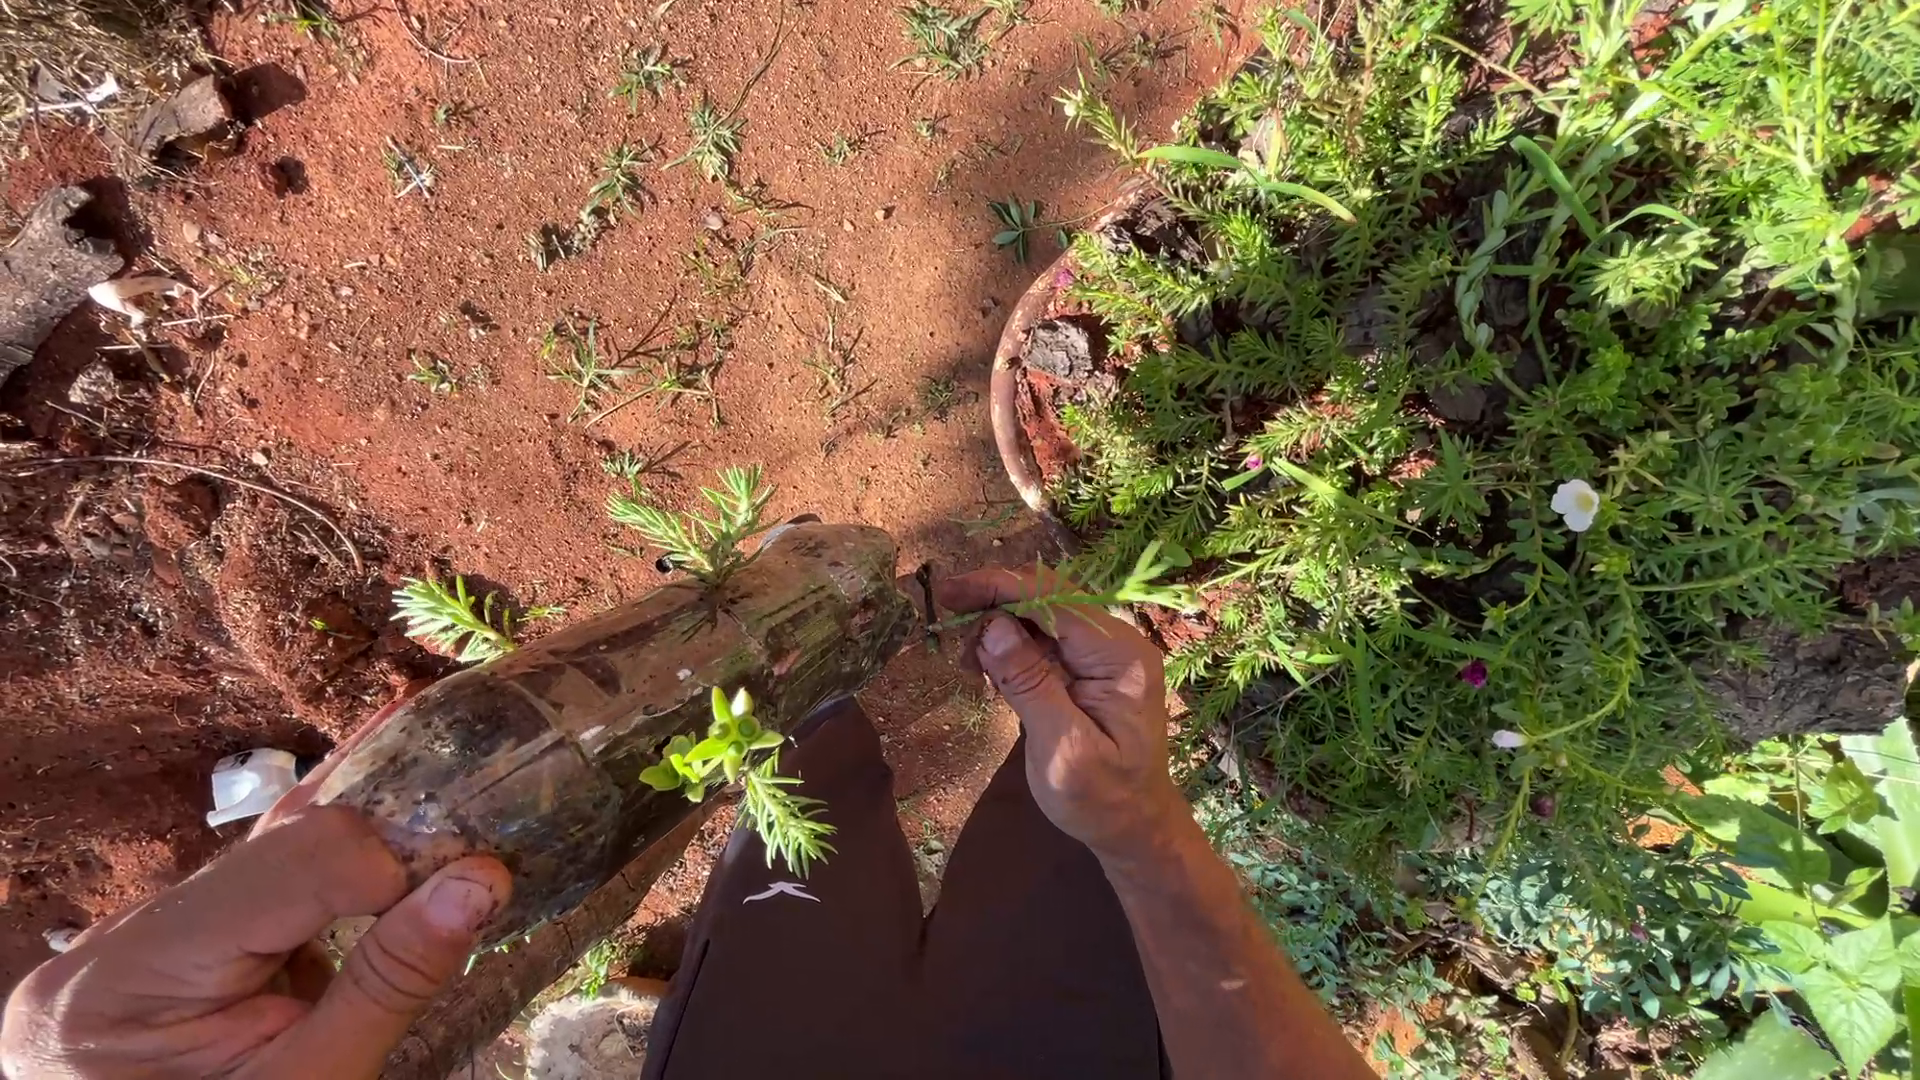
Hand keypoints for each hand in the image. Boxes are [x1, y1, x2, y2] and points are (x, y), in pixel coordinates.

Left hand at [1, 806, 509, 1079]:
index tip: (468, 899)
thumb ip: (391, 982)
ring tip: (454, 865)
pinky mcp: (201, 922)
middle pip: (298, 836)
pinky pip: (292, 860)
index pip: (303, 860)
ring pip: (298, 835)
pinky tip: (414, 835)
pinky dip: (360, 852)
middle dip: (400, 849)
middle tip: (472, 879)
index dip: (400, 867)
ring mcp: (163, 920)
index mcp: (138, 972)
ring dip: (388, 846)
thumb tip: (487, 877)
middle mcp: (133, 927)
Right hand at [937, 565, 1185, 859]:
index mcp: (1119, 656)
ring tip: (964, 659)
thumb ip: (1029, 683)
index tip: (949, 592)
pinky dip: (1009, 646)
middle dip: (993, 603)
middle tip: (947, 624)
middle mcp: (1115, 642)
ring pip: (1040, 615)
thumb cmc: (1101, 799)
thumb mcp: (1061, 747)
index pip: (1054, 600)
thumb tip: (994, 627)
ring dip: (997, 625)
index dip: (999, 588)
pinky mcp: (1087, 667)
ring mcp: (1102, 653)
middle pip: (1047, 598)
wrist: (1133, 828)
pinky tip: (985, 666)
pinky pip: (1043, 639)